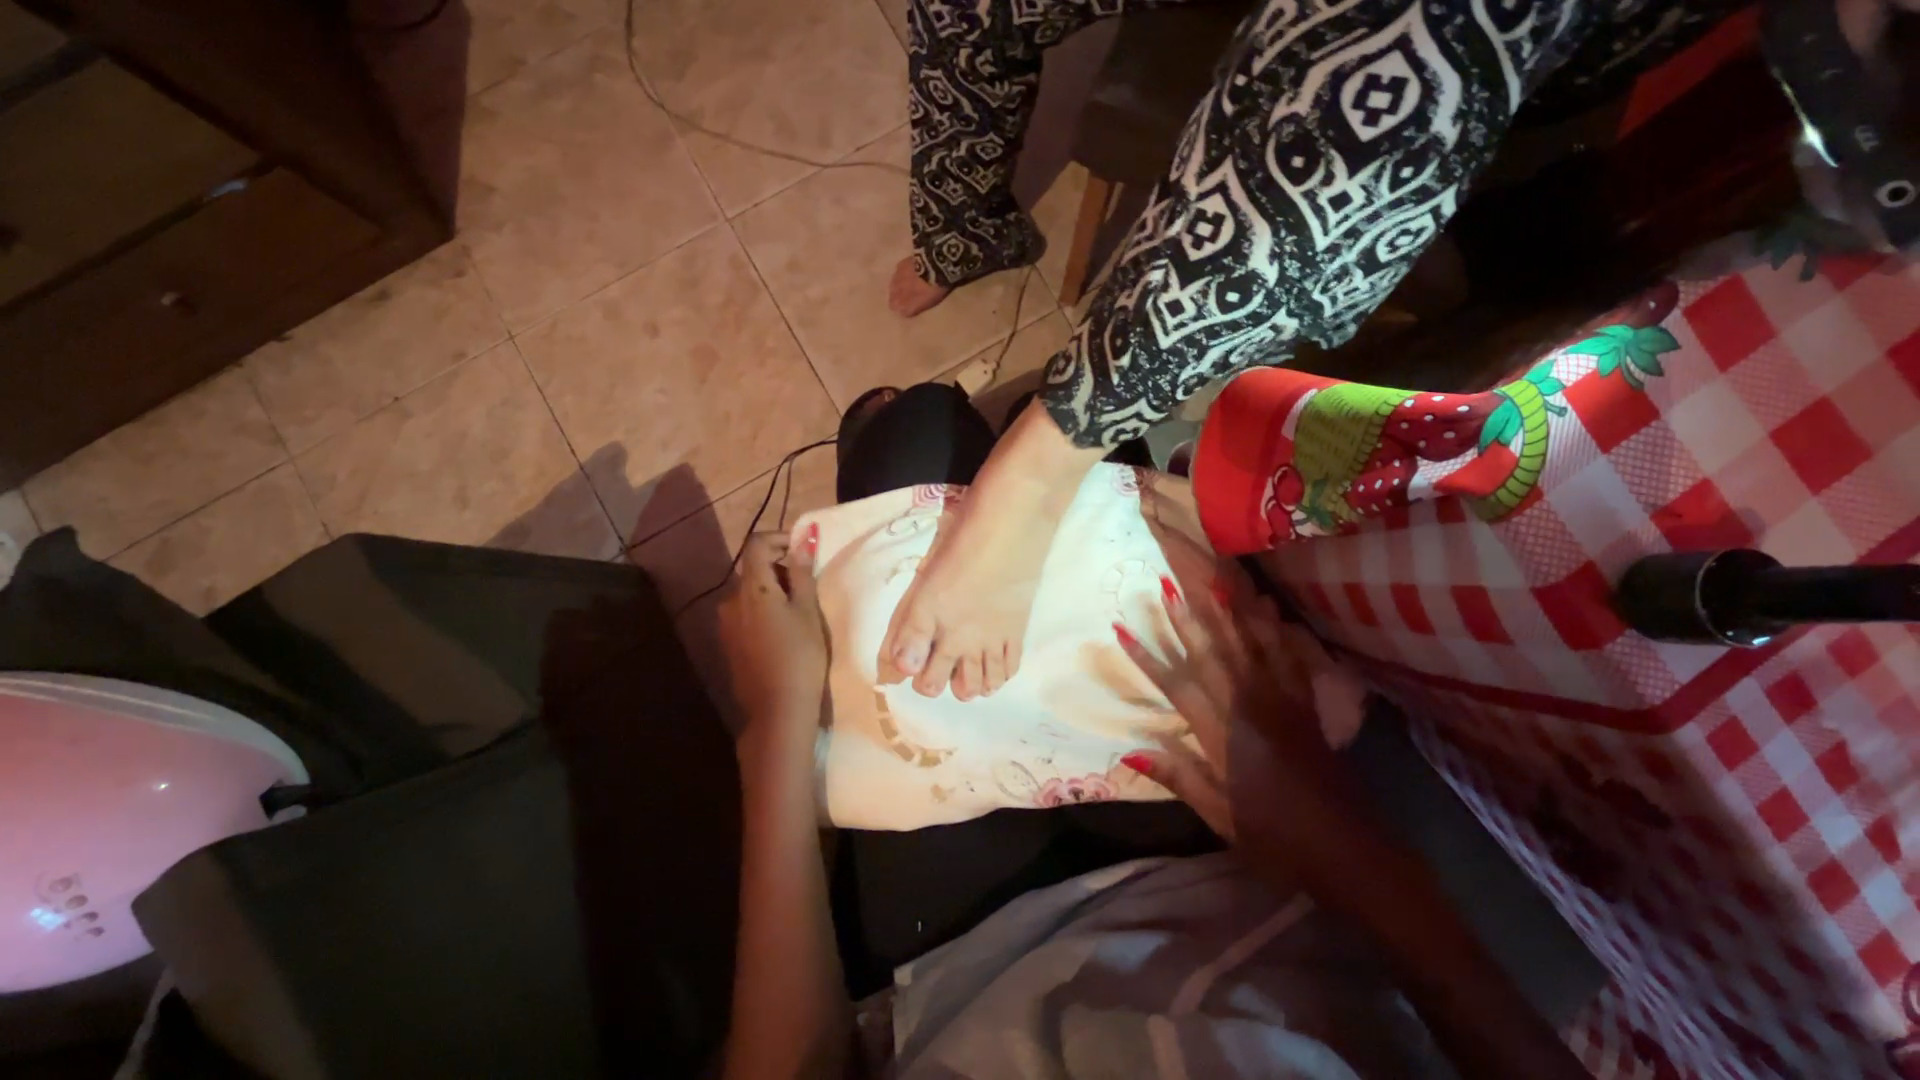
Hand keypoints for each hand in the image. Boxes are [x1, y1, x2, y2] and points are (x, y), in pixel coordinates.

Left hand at [719, 526, 827, 736]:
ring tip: (799, 612)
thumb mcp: (808, 611)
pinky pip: (745, 614)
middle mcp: (731, 600)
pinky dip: (763, 611)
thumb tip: (804, 538)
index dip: (780, 538)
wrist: (777, 710)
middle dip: (780, 568)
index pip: (757, 543)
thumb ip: (803, 572)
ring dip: (772, 591)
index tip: (804, 550)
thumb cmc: (801, 656)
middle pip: (753, 568)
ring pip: (750, 593)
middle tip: (808, 586)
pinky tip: (783, 634)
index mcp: (752, 588)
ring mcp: (726, 624)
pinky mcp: (728, 644)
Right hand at [1116, 581, 1360, 844]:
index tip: (1122, 628)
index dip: (1147, 658)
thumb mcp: (1220, 817)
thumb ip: (1180, 778)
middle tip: (1168, 585)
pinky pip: (1290, 659)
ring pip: (1252, 648)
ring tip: (1214, 582)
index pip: (1177, 687)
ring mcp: (1282, 703)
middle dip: (1187, 620)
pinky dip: (1276, 632)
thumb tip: (1131, 752)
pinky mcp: (1306, 706)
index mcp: (1224, 738)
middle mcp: (1251, 710)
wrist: (1346, 848)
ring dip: (1230, 614)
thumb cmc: (1275, 839)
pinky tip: (1269, 610)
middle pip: (1214, 655)